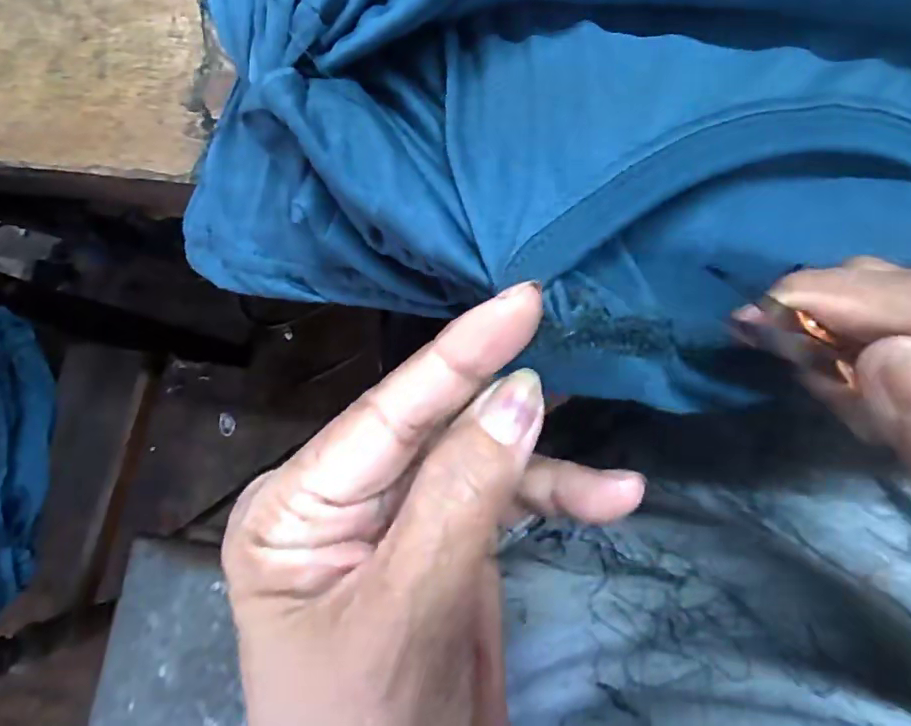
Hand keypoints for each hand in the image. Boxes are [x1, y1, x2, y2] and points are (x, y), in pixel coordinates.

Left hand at [221, 283, 645, 725]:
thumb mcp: (408, 611)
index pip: (390, 409)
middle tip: (556, 321)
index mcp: (297, 503)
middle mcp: (345, 492)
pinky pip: (505, 495)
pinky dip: (557, 497)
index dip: (462, 350)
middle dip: (502, 386)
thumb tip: (520, 391)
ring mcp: (400, 511)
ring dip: (548, 464)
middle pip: (437, 420)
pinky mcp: (446, 533)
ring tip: (613, 480)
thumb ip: (462, 494)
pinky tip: (612, 500)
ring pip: (482, 453)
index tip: (525, 298)